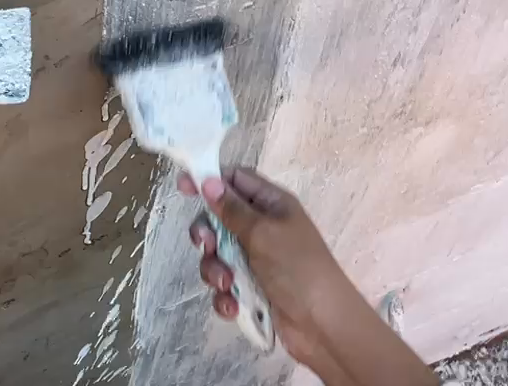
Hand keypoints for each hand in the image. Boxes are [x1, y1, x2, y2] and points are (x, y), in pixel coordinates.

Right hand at [181, 168, 357, 365]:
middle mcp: (262, 227)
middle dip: (207, 234)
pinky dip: (224, 295)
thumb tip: (207, 180)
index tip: (183, 187)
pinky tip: (233, 306)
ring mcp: (256, 259)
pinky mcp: (251, 288)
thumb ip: (232, 208)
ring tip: (227, 283)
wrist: (324, 328)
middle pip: (220, 218)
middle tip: (206, 245)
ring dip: (214, 269)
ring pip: (217, 254)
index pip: (235, 179)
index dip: (209, 180)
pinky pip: (225, 284)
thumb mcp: (263, 232)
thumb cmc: (297, 268)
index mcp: (271, 204)